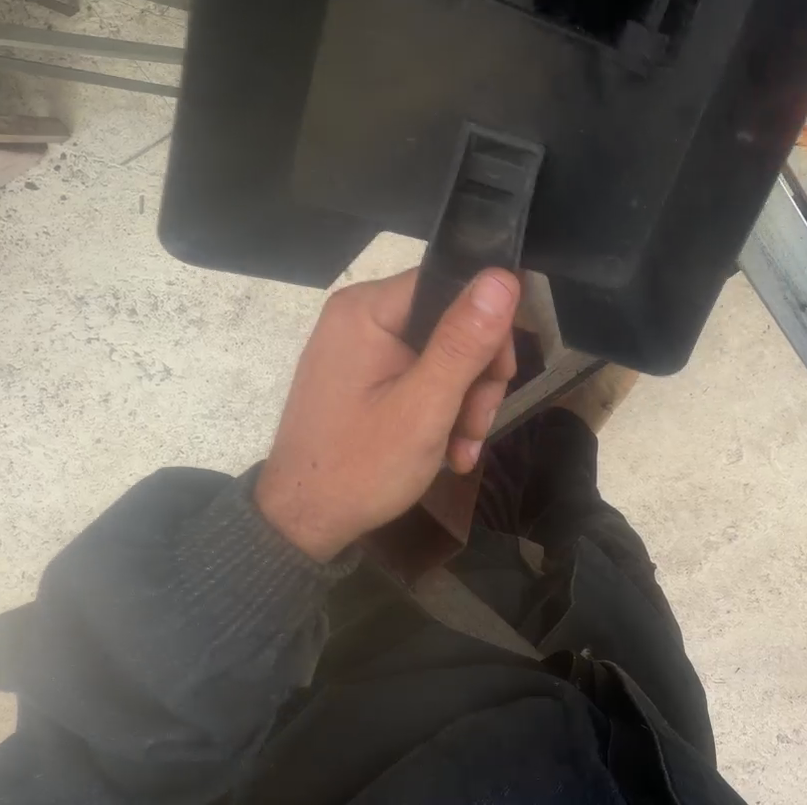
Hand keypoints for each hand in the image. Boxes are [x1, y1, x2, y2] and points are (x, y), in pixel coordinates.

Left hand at [255, 268, 519, 561]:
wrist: (303, 527)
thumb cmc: (359, 467)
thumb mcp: (425, 406)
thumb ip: (465, 342)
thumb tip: (503, 278)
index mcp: (367, 309)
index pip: (453, 285)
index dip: (488, 326)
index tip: (500, 376)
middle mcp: (363, 315)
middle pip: (455, 322)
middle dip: (479, 377)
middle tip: (476, 425)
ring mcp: (365, 345)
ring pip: (449, 352)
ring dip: (467, 401)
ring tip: (462, 448)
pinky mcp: (370, 372)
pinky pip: (427, 372)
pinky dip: (446, 409)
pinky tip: (451, 447)